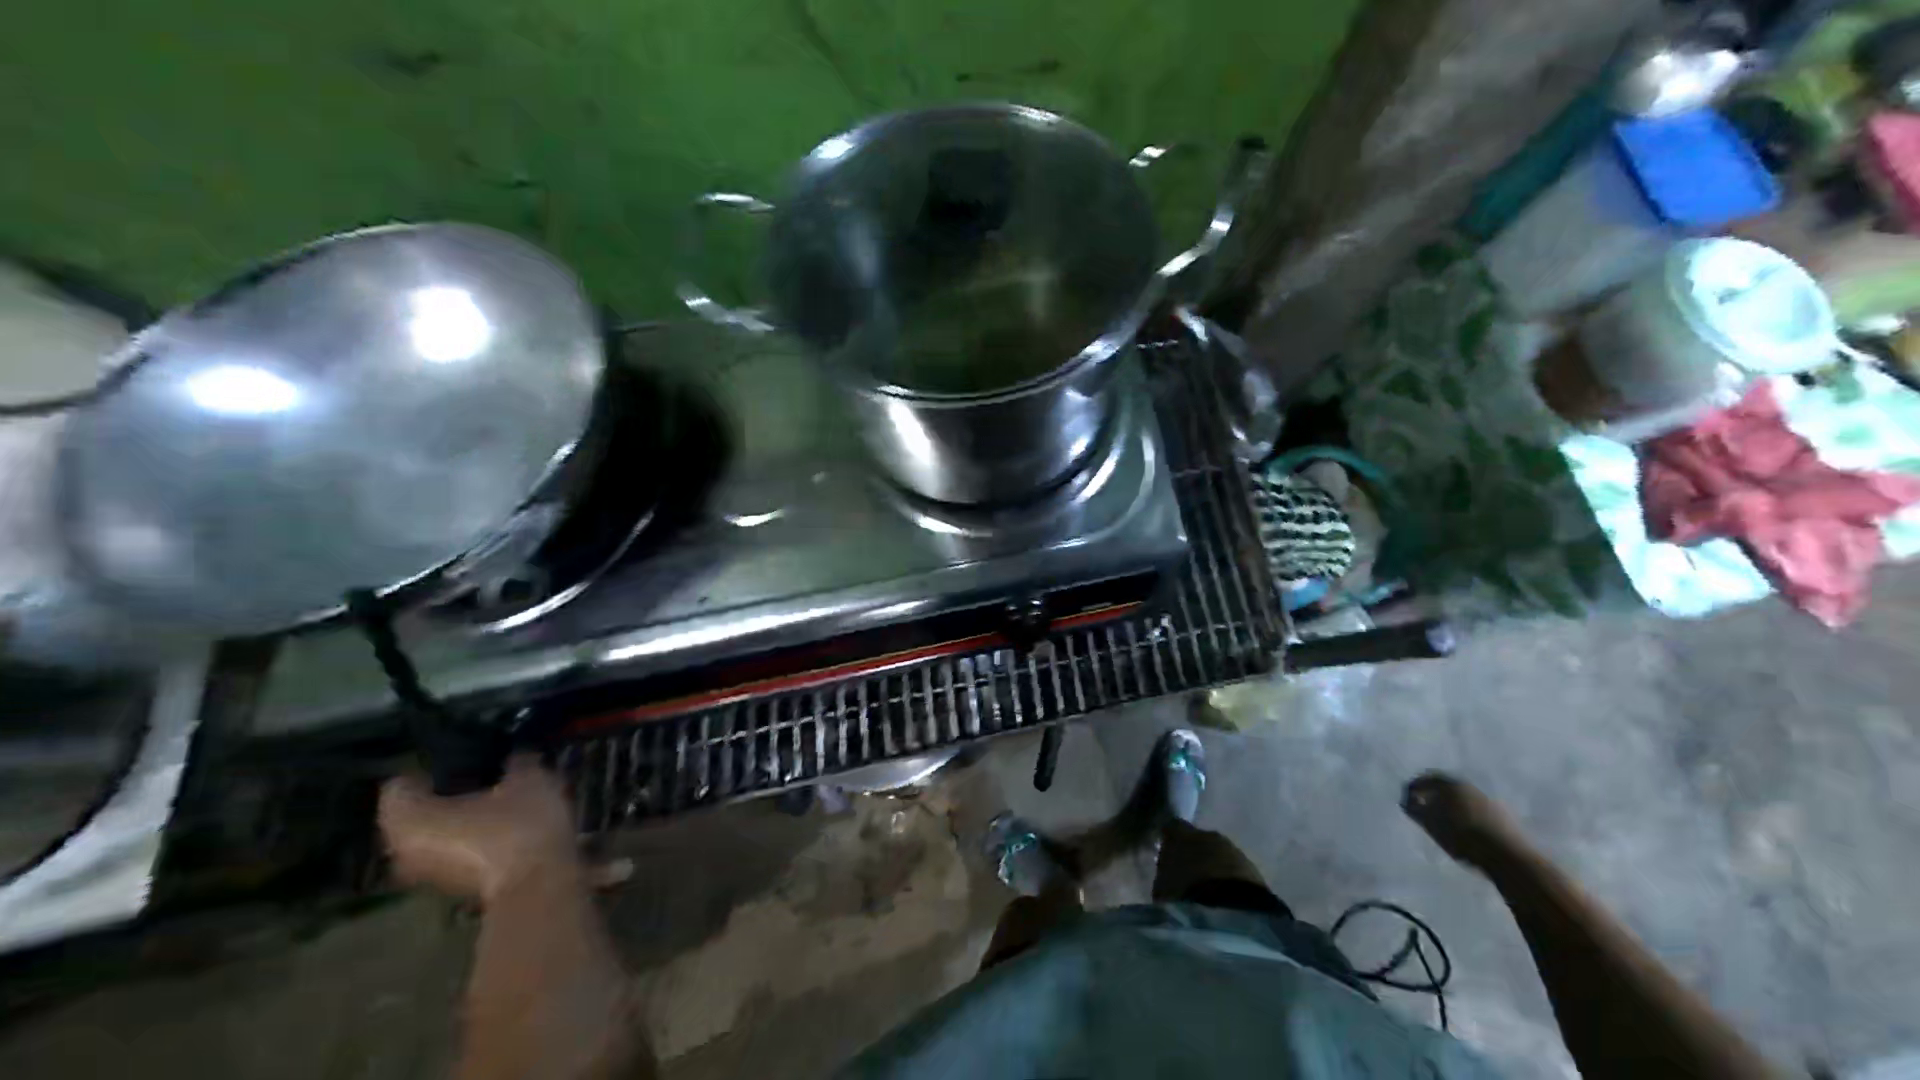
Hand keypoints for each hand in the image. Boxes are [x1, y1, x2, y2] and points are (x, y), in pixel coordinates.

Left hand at [379, 754, 580, 903]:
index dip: (428, 771)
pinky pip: (451, 855)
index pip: (398, 787)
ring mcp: (425, 874)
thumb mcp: (528, 779)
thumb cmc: (520, 824)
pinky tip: (501, 831)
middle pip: (414, 814)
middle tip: (477, 783)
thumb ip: (515, 763)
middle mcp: (403, 849)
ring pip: (432, 837)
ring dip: (455, 823)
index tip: (459, 764)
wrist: (539, 883)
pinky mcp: (451, 888)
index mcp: (410, 817)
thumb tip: (514, 757)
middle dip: (442, 799)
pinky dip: (468, 842)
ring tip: (492, 806)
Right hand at [1402, 771, 1527, 871]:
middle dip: (1433, 798)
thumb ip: (1415, 810)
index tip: (1406, 802)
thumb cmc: (1463, 836)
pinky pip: (1477, 811)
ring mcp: (1490, 801)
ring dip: (1450, 808)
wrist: (1510, 858)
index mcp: (1452, 784)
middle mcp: (1471, 787)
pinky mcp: (1504, 817)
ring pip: (1462, 800)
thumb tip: (1407, 802)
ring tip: (1444, 824)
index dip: (1413, 789)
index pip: (1426, 779)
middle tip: (1423, 812)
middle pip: (1445, 788)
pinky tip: (1464, 831)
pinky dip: (1466, 816)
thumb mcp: (1431, 824)